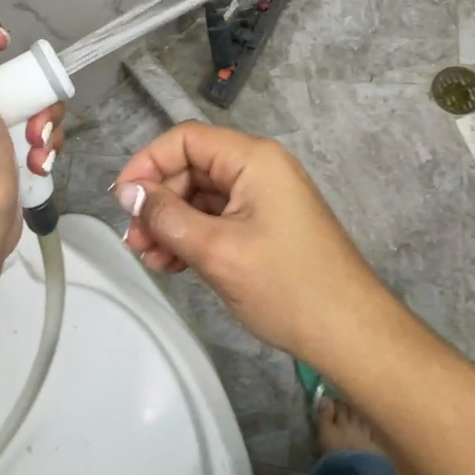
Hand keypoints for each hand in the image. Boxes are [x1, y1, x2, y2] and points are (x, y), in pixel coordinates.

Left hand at [0, 2, 66, 260]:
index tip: (6, 44)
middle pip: (7, 74)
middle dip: (33, 93)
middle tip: (35, 118)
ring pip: (28, 105)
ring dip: (43, 124)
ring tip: (38, 149)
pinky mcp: (5, 156)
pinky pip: (33, 135)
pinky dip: (42, 148)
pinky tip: (40, 165)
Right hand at [113, 123, 391, 363]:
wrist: (351, 334)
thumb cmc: (286, 287)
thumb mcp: (216, 251)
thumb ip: (167, 216)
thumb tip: (127, 192)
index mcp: (254, 159)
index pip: (186, 139)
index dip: (148, 164)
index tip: (122, 201)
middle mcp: (260, 168)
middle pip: (192, 167)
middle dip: (159, 202)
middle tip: (135, 242)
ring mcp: (265, 197)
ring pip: (202, 196)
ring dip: (172, 224)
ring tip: (152, 260)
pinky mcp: (267, 225)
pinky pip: (219, 218)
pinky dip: (193, 237)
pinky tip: (174, 265)